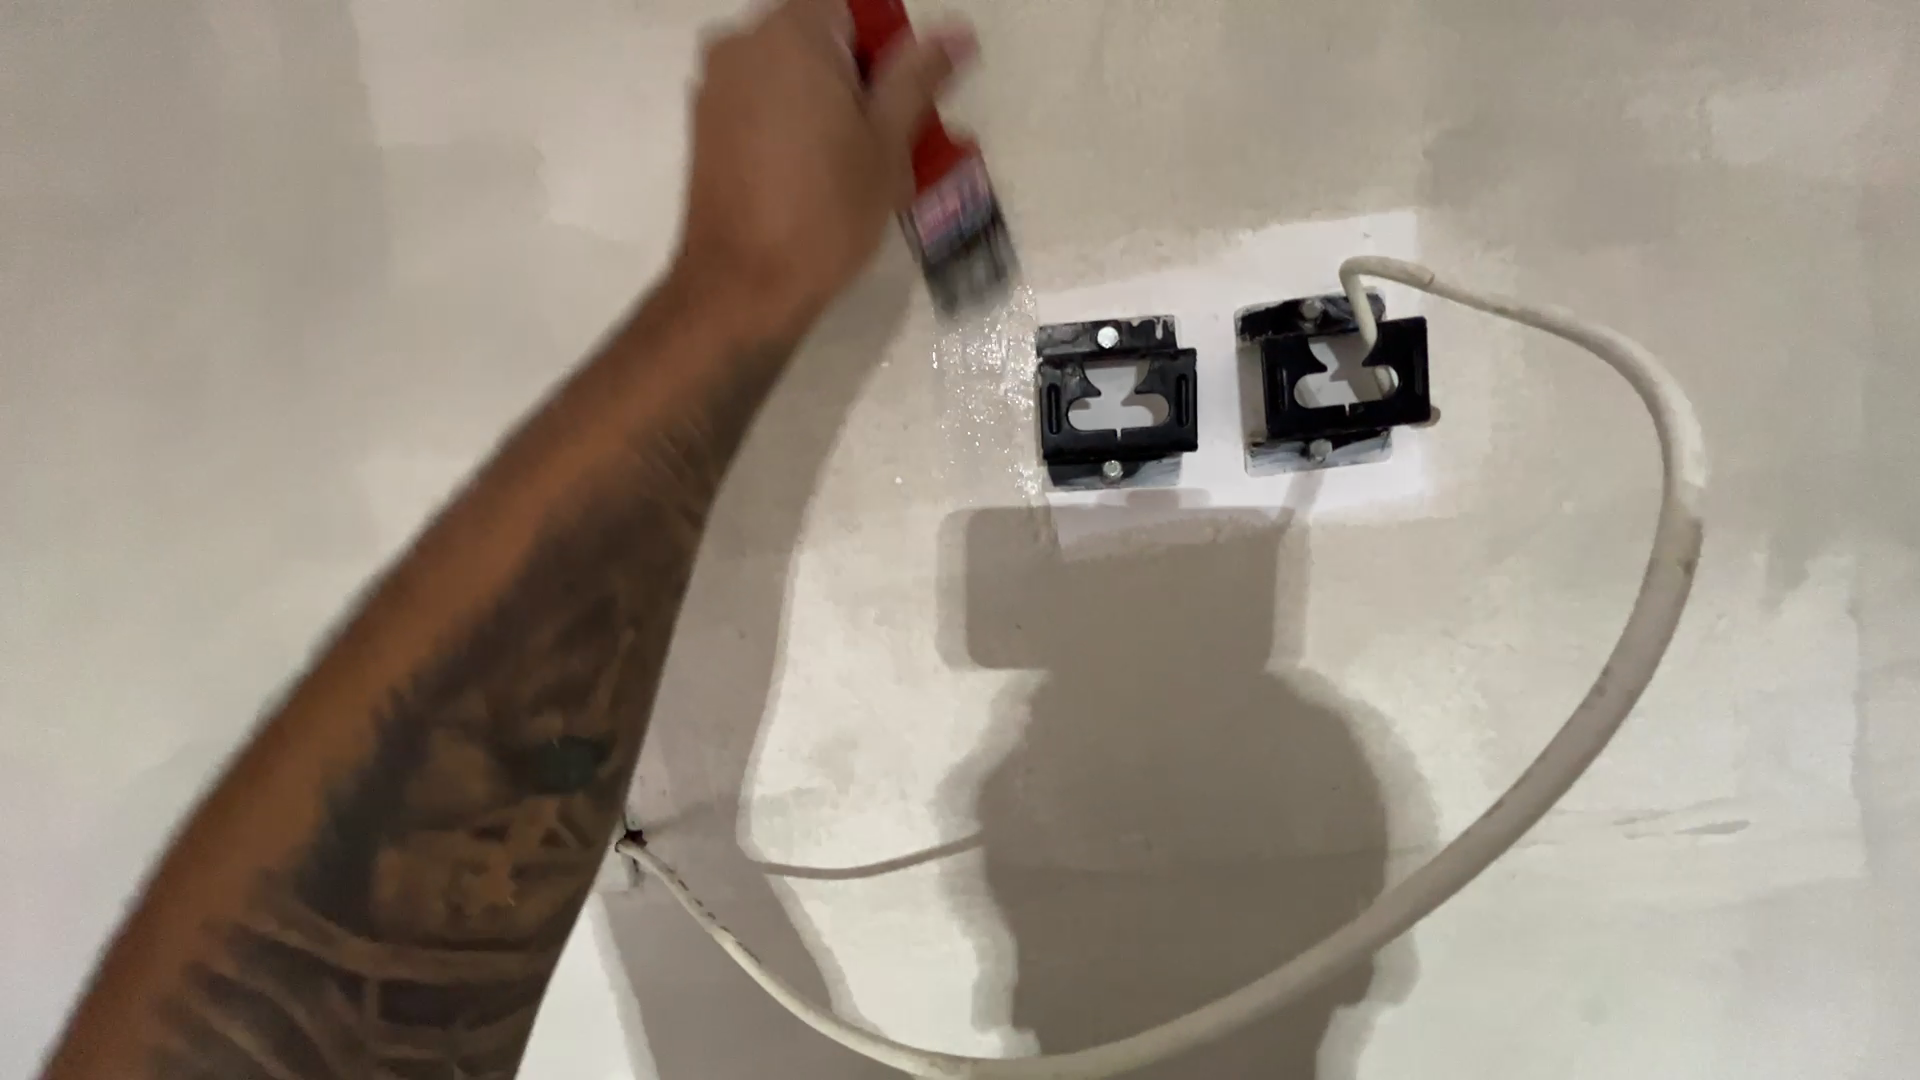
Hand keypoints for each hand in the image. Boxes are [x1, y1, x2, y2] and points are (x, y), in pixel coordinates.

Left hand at [673, 0, 976, 338]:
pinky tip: (811, 186)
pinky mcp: (703, 132)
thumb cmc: (827, 215)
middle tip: (885, 150)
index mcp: (792, 31)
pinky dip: (792, 133)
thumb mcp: (887, 146)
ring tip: (851, 176)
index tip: (900, 110)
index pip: (853, 11)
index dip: (886, 57)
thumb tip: (957, 33)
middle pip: (818, 43)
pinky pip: (761, 111)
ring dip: (826, 113)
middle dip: (858, 87)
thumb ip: (918, 79)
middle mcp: (741, 42)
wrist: (745, 287)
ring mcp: (714, 88)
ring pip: (788, 81)